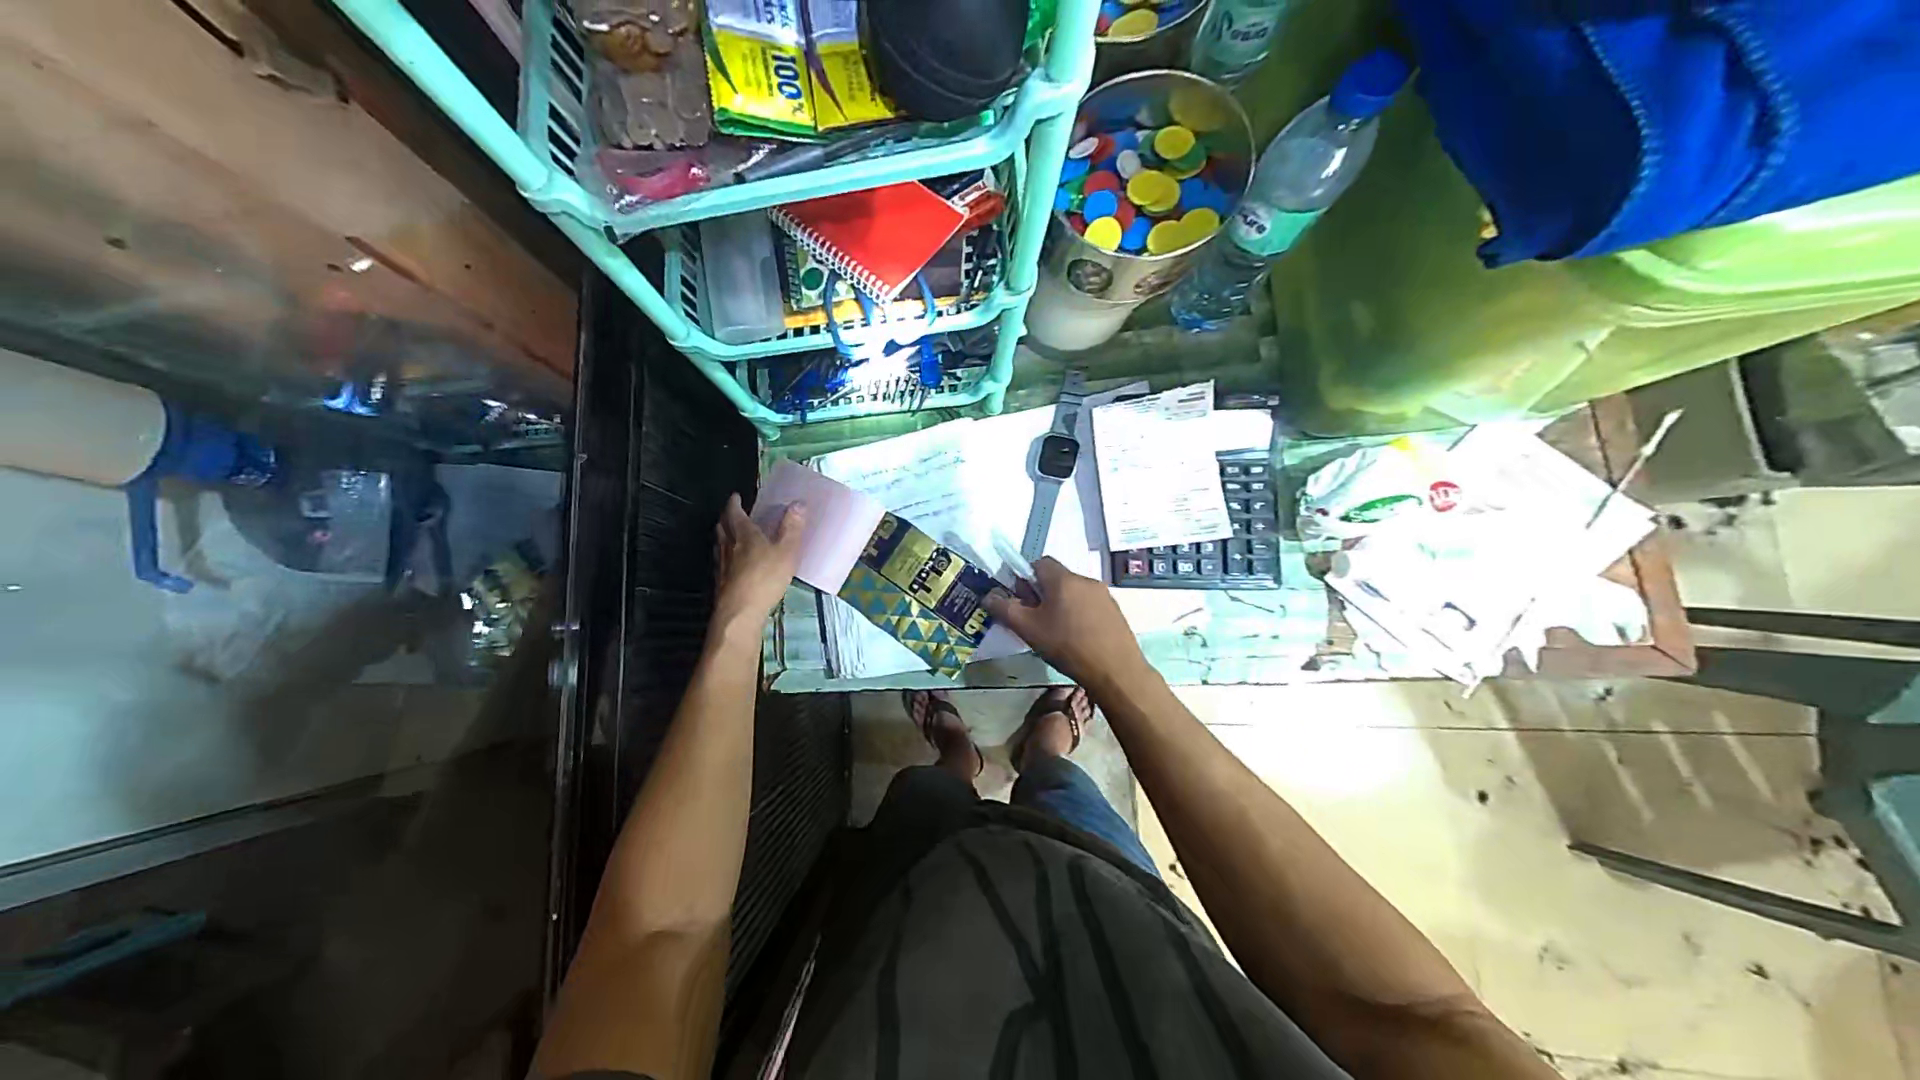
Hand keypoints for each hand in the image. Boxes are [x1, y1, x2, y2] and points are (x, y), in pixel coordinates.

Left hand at [712, 493, 804, 630]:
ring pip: (719, 544)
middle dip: (726, 518)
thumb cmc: (765, 578)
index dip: (734, 503)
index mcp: (744, 535)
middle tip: (731, 513)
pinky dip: (724, 556)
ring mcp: (721, 565)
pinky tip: (730, 564)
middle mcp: (728, 546)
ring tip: (729, 535)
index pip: (735, 513)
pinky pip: (720, 562)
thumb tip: (798, 503)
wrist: (740, 612)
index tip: (735, 497)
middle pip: (723, 527)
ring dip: (723, 536)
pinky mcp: (720, 582)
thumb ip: (792, 528)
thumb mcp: (786, 551)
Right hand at [984, 557, 1150, 693]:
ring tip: (1057, 634)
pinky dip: (1079, 616)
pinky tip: (1078, 639)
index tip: (1022, 601)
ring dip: (1061, 606)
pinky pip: (1089, 606)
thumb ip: (1004, 609)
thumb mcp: (1028, 629)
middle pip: (1056, 579)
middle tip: (1036, 621)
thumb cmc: (1066, 645)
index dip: (1026, 578)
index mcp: (1063, 579)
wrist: (1115, 671)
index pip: (1039, 563)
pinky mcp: (1115, 611)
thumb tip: (989, 595)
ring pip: (1073, 593)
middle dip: (1042, 595)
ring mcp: (1104, 595)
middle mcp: (1085, 580)